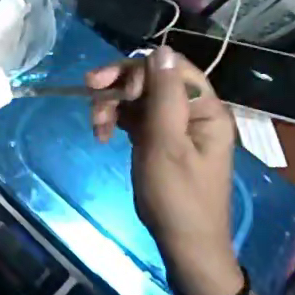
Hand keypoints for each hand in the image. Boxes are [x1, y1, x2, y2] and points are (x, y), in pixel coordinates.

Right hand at [86, 46, 243, 294]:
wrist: (184, 245)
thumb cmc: (177, 196)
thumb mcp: (166, 143)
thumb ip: (163, 94)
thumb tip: (161, 49)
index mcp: (205, 110)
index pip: (171, 68)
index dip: (137, 70)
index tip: (108, 86)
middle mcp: (193, 112)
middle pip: (151, 80)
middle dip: (119, 86)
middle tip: (89, 95)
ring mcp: (176, 127)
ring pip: (138, 98)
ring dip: (113, 105)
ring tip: (96, 128)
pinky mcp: (160, 140)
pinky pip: (136, 117)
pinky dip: (117, 120)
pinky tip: (103, 135)